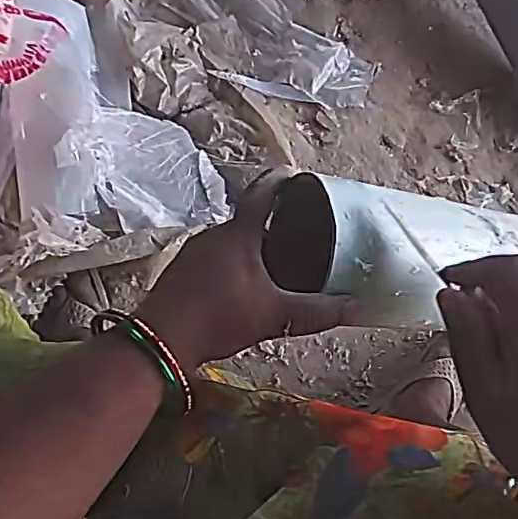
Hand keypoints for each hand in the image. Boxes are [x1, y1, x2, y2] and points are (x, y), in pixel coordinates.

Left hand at [135, 170, 355, 365]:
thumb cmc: (220, 317)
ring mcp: (193, 252)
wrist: (161, 341)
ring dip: (250, 246)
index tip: (298, 176)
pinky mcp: (182, 270)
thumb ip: (316, 311)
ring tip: (274, 260)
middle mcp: (213, 235)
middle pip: (247, 219)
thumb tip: (356, 308)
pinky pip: (214, 256)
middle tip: (297, 233)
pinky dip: (232, 262)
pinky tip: (242, 284)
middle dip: (271, 223)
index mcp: (238, 234)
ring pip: (230, 240)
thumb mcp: (275, 315)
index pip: (263, 193)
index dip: (282, 180)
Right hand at [436, 255, 517, 512]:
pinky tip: (514, 362)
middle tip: (460, 319)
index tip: (450, 280)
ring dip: (505, 310)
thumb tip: (451, 294)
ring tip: (486, 350)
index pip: (514, 271)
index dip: (477, 266)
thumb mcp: (485, 395)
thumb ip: (469, 338)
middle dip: (486, 289)